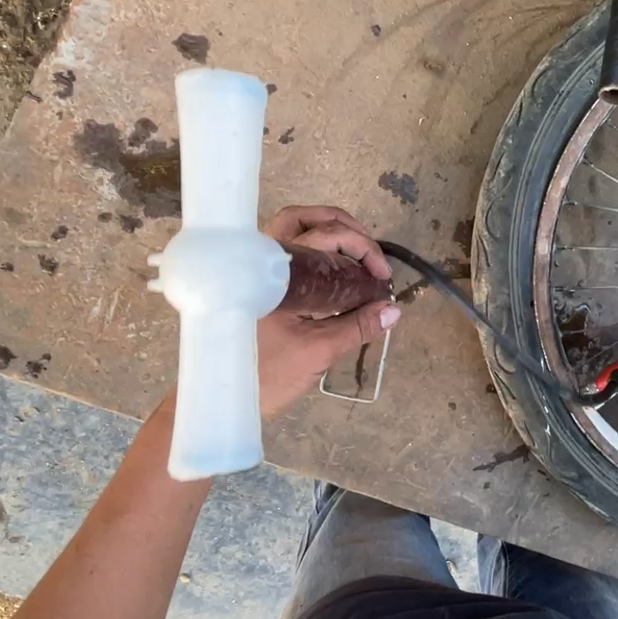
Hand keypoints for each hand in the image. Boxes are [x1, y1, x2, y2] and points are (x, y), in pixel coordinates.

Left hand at [256, 205, 398, 416]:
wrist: (224, 397)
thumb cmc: (266, 375)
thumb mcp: (319, 351)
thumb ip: (357, 327)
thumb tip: (393, 310)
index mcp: (274, 271)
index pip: (323, 236)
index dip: (361, 248)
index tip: (383, 277)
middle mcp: (263, 261)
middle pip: (307, 221)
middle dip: (349, 232)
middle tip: (374, 259)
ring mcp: (258, 269)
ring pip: (295, 230)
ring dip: (330, 233)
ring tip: (359, 252)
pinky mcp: (259, 283)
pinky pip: (291, 251)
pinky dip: (318, 250)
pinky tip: (337, 269)